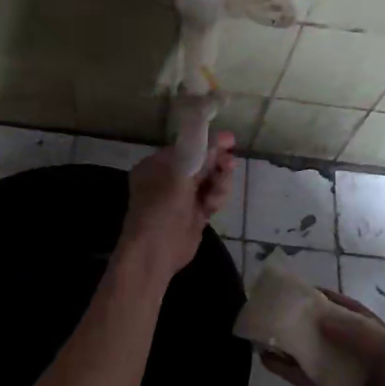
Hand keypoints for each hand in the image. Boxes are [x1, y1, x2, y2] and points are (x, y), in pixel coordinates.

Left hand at [118, 131, 236, 275]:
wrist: (155, 250)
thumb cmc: (162, 206)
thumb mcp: (182, 174)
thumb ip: (202, 153)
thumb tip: (224, 135)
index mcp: (157, 164)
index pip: (188, 147)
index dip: (209, 145)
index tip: (229, 142)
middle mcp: (169, 178)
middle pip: (203, 163)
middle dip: (217, 165)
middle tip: (229, 167)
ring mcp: (182, 197)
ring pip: (211, 181)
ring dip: (218, 185)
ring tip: (213, 197)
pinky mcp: (195, 213)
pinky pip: (212, 198)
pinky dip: (215, 199)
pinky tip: (211, 207)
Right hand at [261, 289, 384, 385]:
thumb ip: (358, 333)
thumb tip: (320, 318)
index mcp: (382, 337)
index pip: (349, 312)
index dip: (326, 299)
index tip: (299, 289)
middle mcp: (361, 355)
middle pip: (327, 332)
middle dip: (303, 320)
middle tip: (273, 307)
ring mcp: (347, 380)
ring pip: (313, 356)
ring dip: (290, 344)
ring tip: (263, 329)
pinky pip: (308, 382)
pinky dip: (287, 371)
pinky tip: (266, 358)